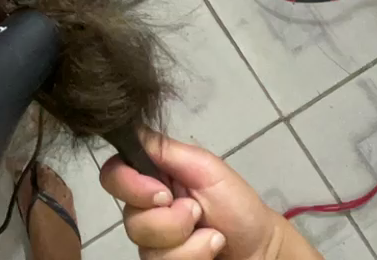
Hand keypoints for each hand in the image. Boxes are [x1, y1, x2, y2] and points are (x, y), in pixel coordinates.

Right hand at [99, 130, 321, 259]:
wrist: (263, 251)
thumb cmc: (236, 203)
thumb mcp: (203, 166)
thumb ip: (164, 150)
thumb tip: (128, 129)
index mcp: (150, 178)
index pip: (112, 176)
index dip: (129, 186)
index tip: (162, 193)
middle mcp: (145, 211)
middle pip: (129, 219)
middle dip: (169, 222)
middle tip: (197, 213)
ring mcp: (154, 246)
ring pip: (146, 249)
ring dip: (186, 245)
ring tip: (213, 237)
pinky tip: (211, 252)